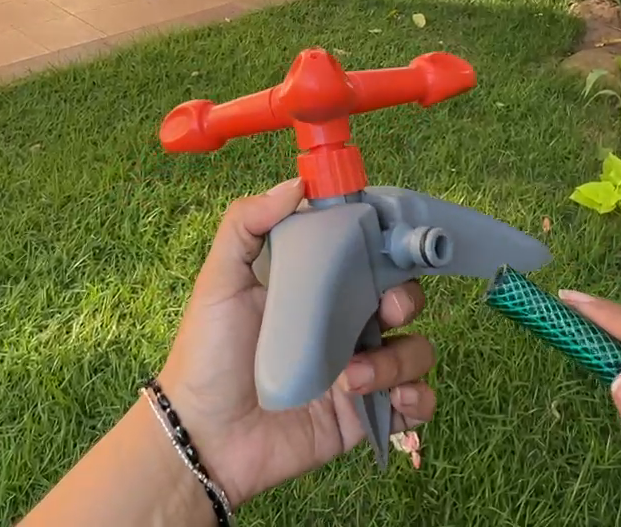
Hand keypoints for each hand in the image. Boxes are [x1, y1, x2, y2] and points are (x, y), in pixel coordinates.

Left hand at [156, 179, 434, 506]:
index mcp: (317, 286)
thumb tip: (298, 183)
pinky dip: (416, 399)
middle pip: (403, 296)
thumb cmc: (208, 351)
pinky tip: (390, 401)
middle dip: (405, 299)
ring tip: (353, 378)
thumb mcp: (220, 279)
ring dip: (399, 359)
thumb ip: (247, 222)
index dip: (388, 246)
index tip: (391, 243)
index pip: (369, 255)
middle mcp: (344, 322)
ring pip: (415, 348)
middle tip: (382, 312)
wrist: (203, 437)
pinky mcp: (363, 413)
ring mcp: (357, 368)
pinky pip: (415, 401)